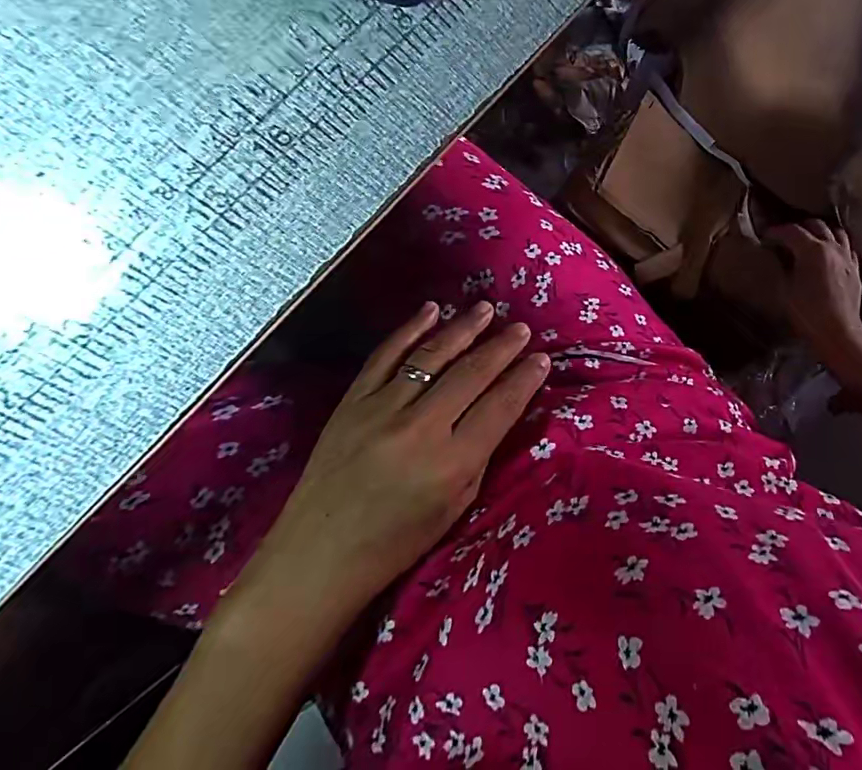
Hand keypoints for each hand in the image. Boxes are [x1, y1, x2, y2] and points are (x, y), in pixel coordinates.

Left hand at [242, 301, 548, 622]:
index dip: (524, 380)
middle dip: (501, 347)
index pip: (499, 408)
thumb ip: (479, 455)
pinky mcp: (352, 400)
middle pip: (470, 374)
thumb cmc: (395, 542)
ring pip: (431, 355)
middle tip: (522, 328)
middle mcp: (420, 428)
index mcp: (451, 464)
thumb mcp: (454, 508)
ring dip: (463, 328)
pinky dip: (410, 329)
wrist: (319, 551)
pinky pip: (386, 355)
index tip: (541, 359)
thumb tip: (500, 408)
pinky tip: (431, 310)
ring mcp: (382, 408)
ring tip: (486, 309)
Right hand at [765, 220, 861, 387]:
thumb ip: (781, 266)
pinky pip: (847, 247)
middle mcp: (832, 247)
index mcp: (812, 250)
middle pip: (815, 225)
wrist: (838, 332)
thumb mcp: (785, 288)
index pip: (790, 231)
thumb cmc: (807, 312)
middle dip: (798, 227)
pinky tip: (829, 253)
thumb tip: (777, 255)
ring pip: (835, 231)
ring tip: (809, 239)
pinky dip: (836, 244)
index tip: (764, 236)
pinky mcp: (856, 269)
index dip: (775, 231)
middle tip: (785, 237)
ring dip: (820, 231)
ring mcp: (847, 257)